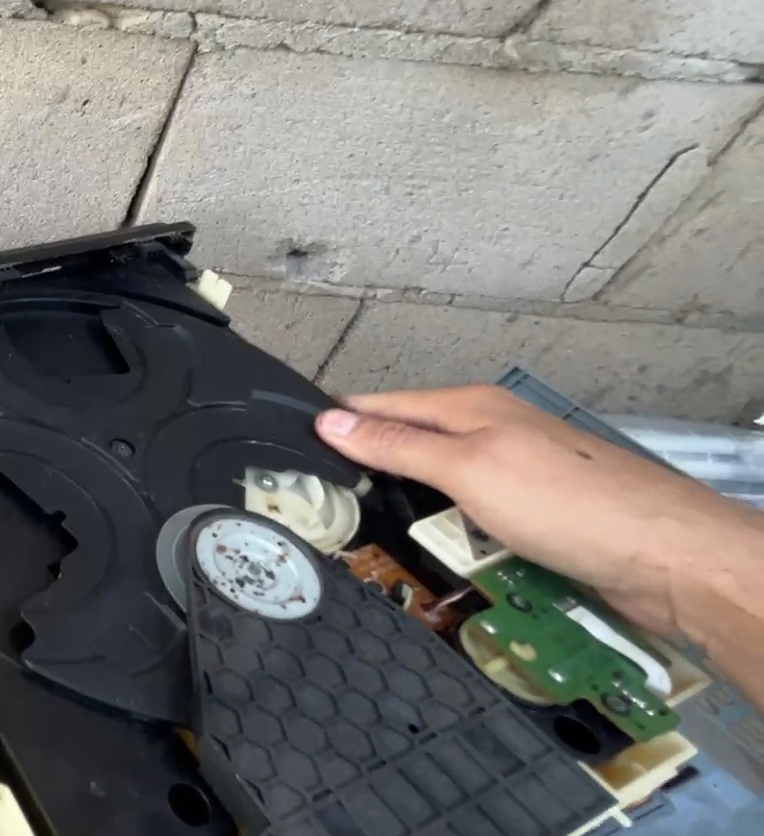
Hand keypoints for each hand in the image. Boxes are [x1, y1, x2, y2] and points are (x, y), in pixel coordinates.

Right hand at [315, 384, 763, 703]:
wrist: (681, 565)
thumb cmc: (569, 506)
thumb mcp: (465, 469)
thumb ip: (392, 444)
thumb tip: (325, 419)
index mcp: (466, 407)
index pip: (373, 405)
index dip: (333, 425)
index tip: (290, 451)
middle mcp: (486, 430)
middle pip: (402, 444)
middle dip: (365, 468)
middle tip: (320, 500)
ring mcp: (511, 470)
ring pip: (432, 481)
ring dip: (405, 503)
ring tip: (365, 526)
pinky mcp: (532, 509)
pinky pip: (465, 511)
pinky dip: (444, 526)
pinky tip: (432, 544)